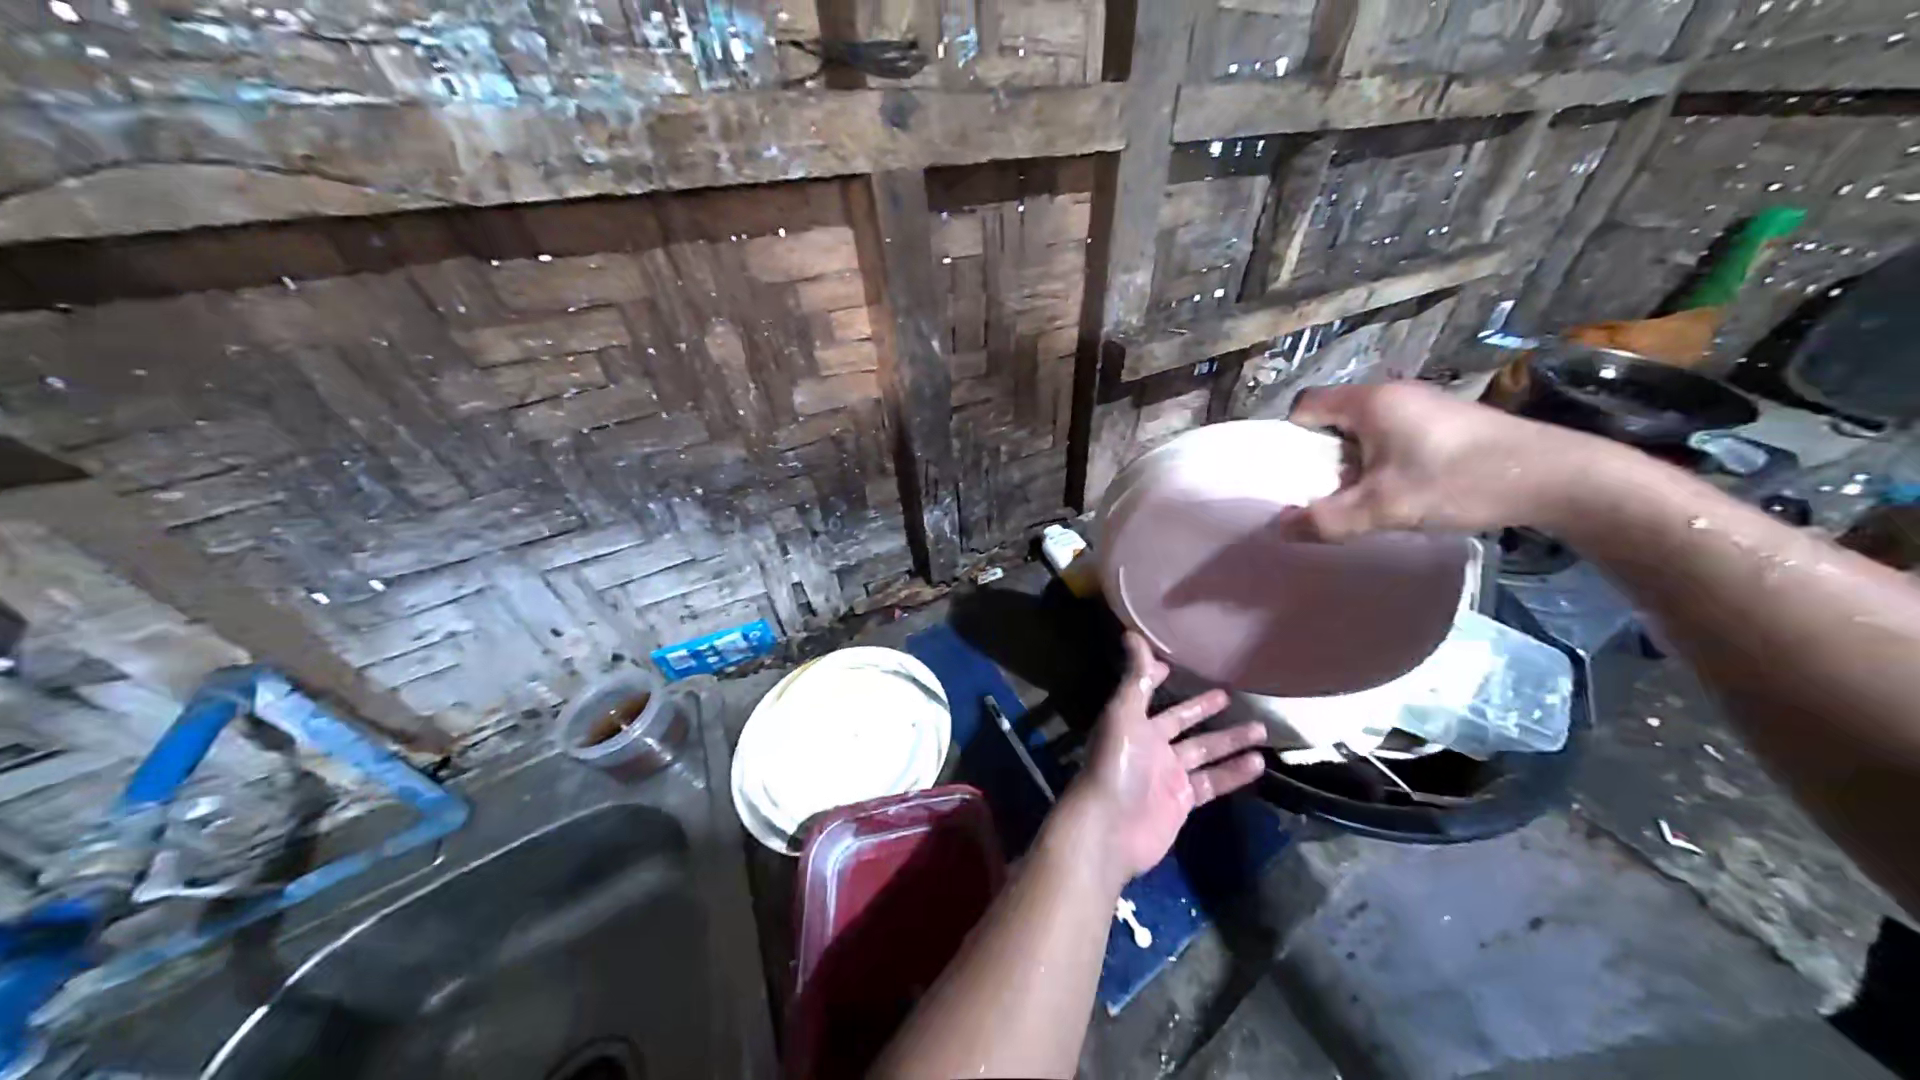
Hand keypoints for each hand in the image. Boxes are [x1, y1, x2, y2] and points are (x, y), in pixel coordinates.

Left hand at [1056, 633, 1266, 888]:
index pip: (1149, 694)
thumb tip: (1131, 634)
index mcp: (1132, 722)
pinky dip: (1233, 773)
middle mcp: (1150, 745)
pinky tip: (1259, 763)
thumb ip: (1136, 678)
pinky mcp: (1182, 801)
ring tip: (1262, 728)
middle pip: (1183, 723)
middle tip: (1232, 695)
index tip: (1178, 666)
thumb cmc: (1116, 763)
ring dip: (1230, 741)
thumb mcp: (1124, 713)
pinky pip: (1212, 782)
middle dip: (1204, 709)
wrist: (1110, 827)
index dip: (1161, 680)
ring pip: (1204, 752)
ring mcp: (1167, 775)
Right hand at [1289, 382, 1619, 540]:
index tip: (1292, 473)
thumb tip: (1278, 529)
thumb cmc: (1458, 481)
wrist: (1556, 477)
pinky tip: (1398, 493)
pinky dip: (1381, 464)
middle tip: (1322, 493)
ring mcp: (1423, 407)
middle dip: (1321, 457)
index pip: (1305, 405)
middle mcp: (1393, 394)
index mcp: (1370, 401)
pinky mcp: (1445, 424)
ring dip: (1353, 464)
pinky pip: (1391, 439)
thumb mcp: (1384, 508)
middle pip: (1332, 420)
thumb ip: (1326, 520)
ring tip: (1360, 499)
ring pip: (1363, 433)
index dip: (1290, 437)